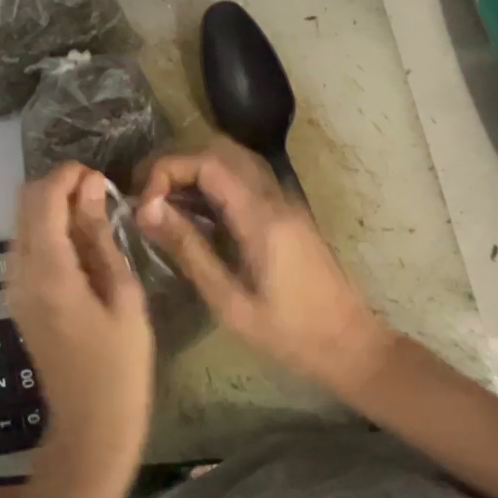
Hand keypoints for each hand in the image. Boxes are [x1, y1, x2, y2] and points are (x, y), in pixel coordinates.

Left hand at [6, 162, 153, 471]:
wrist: (90, 424)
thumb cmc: (120, 365)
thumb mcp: (124, 296)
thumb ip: (101, 236)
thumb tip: (91, 186)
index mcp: (48, 271)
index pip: (43, 199)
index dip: (67, 175)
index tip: (99, 175)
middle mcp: (18, 271)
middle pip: (24, 203)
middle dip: (57, 186)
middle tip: (98, 195)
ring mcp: (11, 285)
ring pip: (20, 221)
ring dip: (51, 207)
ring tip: (94, 219)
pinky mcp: (14, 296)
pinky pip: (23, 244)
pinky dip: (46, 230)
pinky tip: (78, 244)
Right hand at [136, 138, 392, 391]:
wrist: (353, 347)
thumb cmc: (290, 334)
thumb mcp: (229, 300)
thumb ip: (188, 249)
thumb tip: (146, 210)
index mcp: (261, 217)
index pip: (208, 163)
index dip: (167, 170)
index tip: (144, 204)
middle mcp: (274, 197)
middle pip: (218, 151)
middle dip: (174, 164)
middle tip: (145, 196)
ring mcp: (283, 201)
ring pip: (232, 159)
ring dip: (192, 170)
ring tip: (162, 201)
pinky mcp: (285, 212)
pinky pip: (243, 178)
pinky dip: (210, 182)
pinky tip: (192, 212)